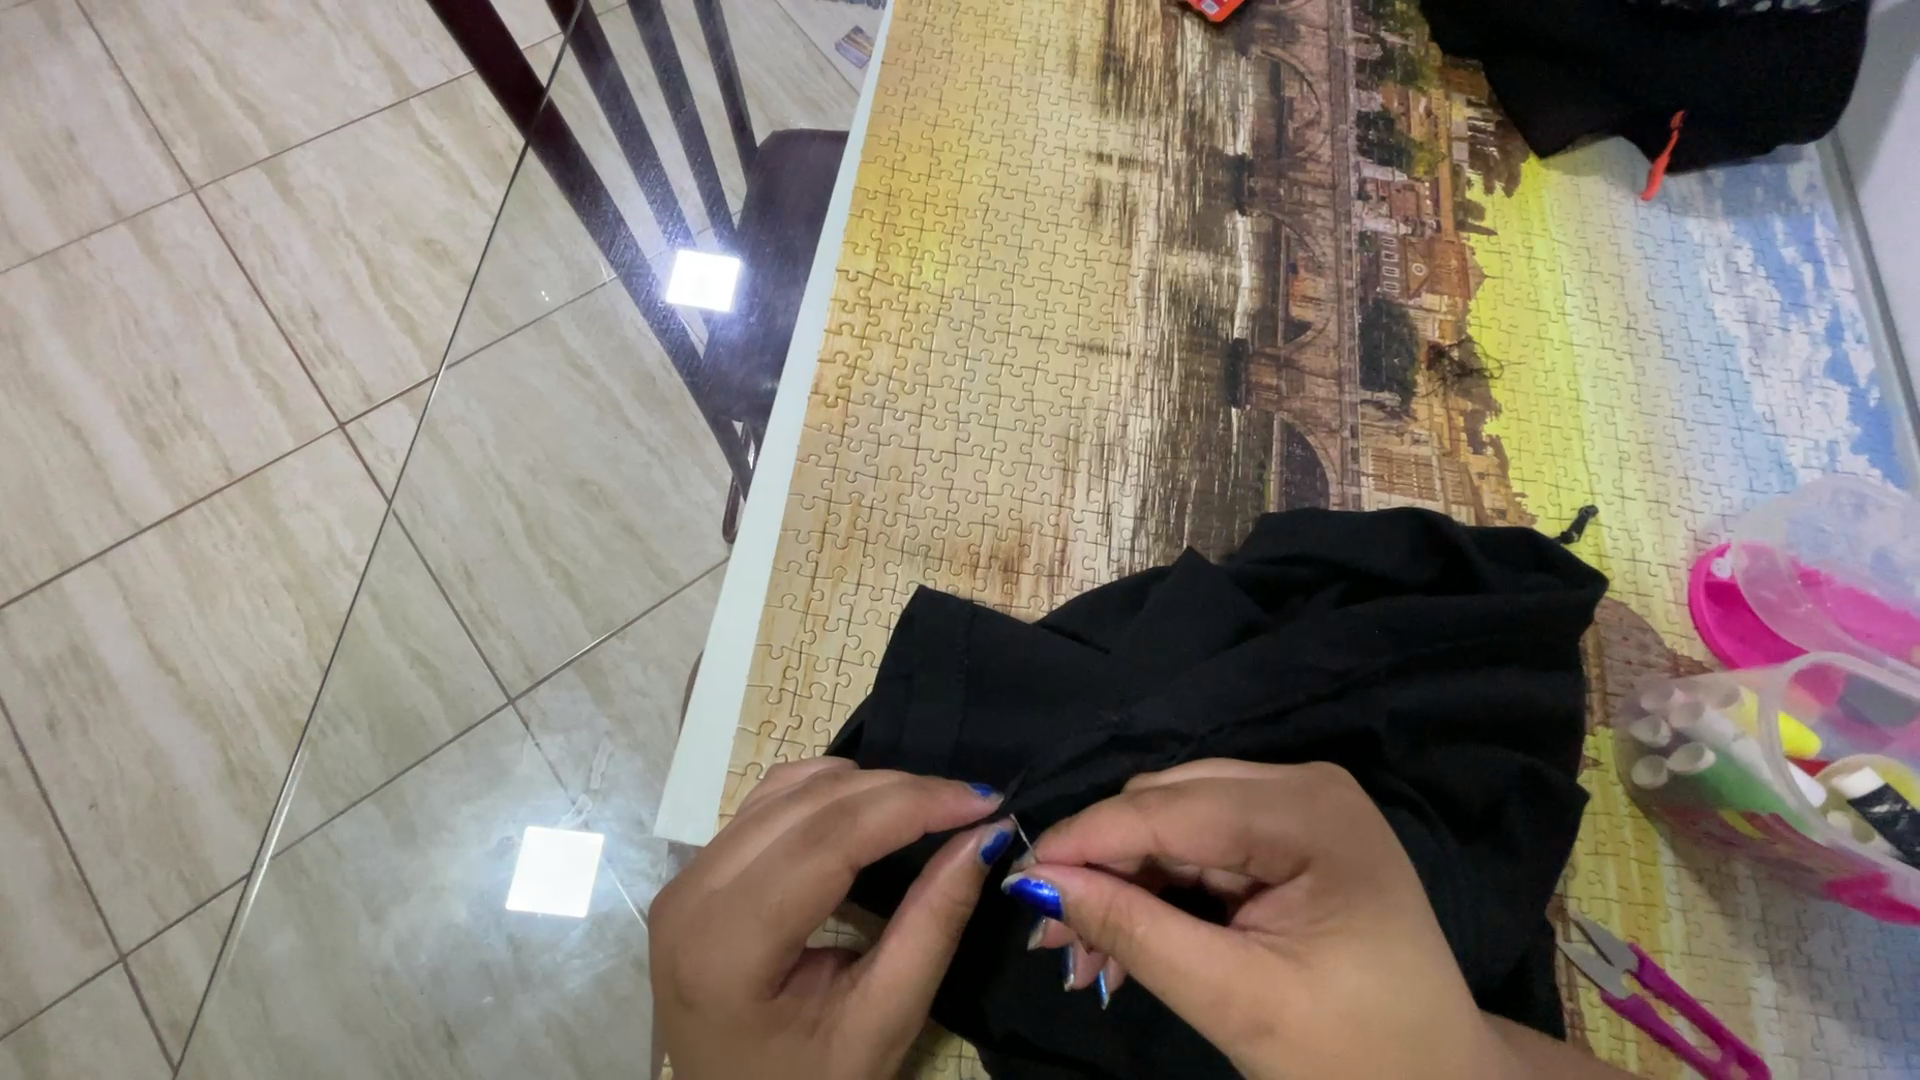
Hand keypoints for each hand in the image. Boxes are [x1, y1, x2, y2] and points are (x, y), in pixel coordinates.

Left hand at [650, 758, 1010, 1079]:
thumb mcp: (883, 1022)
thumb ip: (933, 923)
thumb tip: (985, 835)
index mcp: (725, 948)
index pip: (830, 840)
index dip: (913, 804)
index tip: (983, 799)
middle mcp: (693, 895)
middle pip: (810, 804)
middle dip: (900, 790)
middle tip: (968, 802)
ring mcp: (688, 877)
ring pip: (789, 788)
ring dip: (867, 784)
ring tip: (927, 806)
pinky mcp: (697, 870)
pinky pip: (769, 800)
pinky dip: (827, 789)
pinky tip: (869, 807)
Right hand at [1000, 759, 1511, 1079]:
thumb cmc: (1359, 1058)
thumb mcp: (1239, 1003)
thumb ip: (1136, 933)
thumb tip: (1039, 885)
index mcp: (1313, 816)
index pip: (1173, 810)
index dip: (1089, 840)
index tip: (1020, 878)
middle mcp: (1300, 785)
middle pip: (1166, 804)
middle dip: (1103, 864)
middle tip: (1052, 932)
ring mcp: (1291, 802)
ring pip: (1168, 818)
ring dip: (1120, 876)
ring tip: (1080, 945)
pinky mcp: (1278, 828)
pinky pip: (1191, 839)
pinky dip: (1151, 882)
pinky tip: (1120, 929)